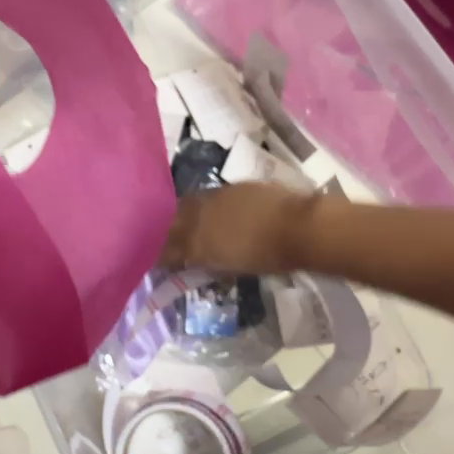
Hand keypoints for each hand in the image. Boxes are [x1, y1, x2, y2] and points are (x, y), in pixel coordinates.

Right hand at [160, 182, 318, 275]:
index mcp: (198, 244)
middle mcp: (198, 218)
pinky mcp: (230, 187)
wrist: (300, 226)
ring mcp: (214, 198)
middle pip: (170, 223)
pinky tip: (208, 211)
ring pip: (185, 205)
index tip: (153, 260)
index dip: (158, 256)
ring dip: (180, 215)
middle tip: (162, 240)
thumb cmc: (271, 258)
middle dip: (163, 232)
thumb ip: (211, 261)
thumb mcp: (233, 266)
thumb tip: (197, 260)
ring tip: (182, 224)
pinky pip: (206, 196)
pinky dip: (202, 206)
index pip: (167, 250)